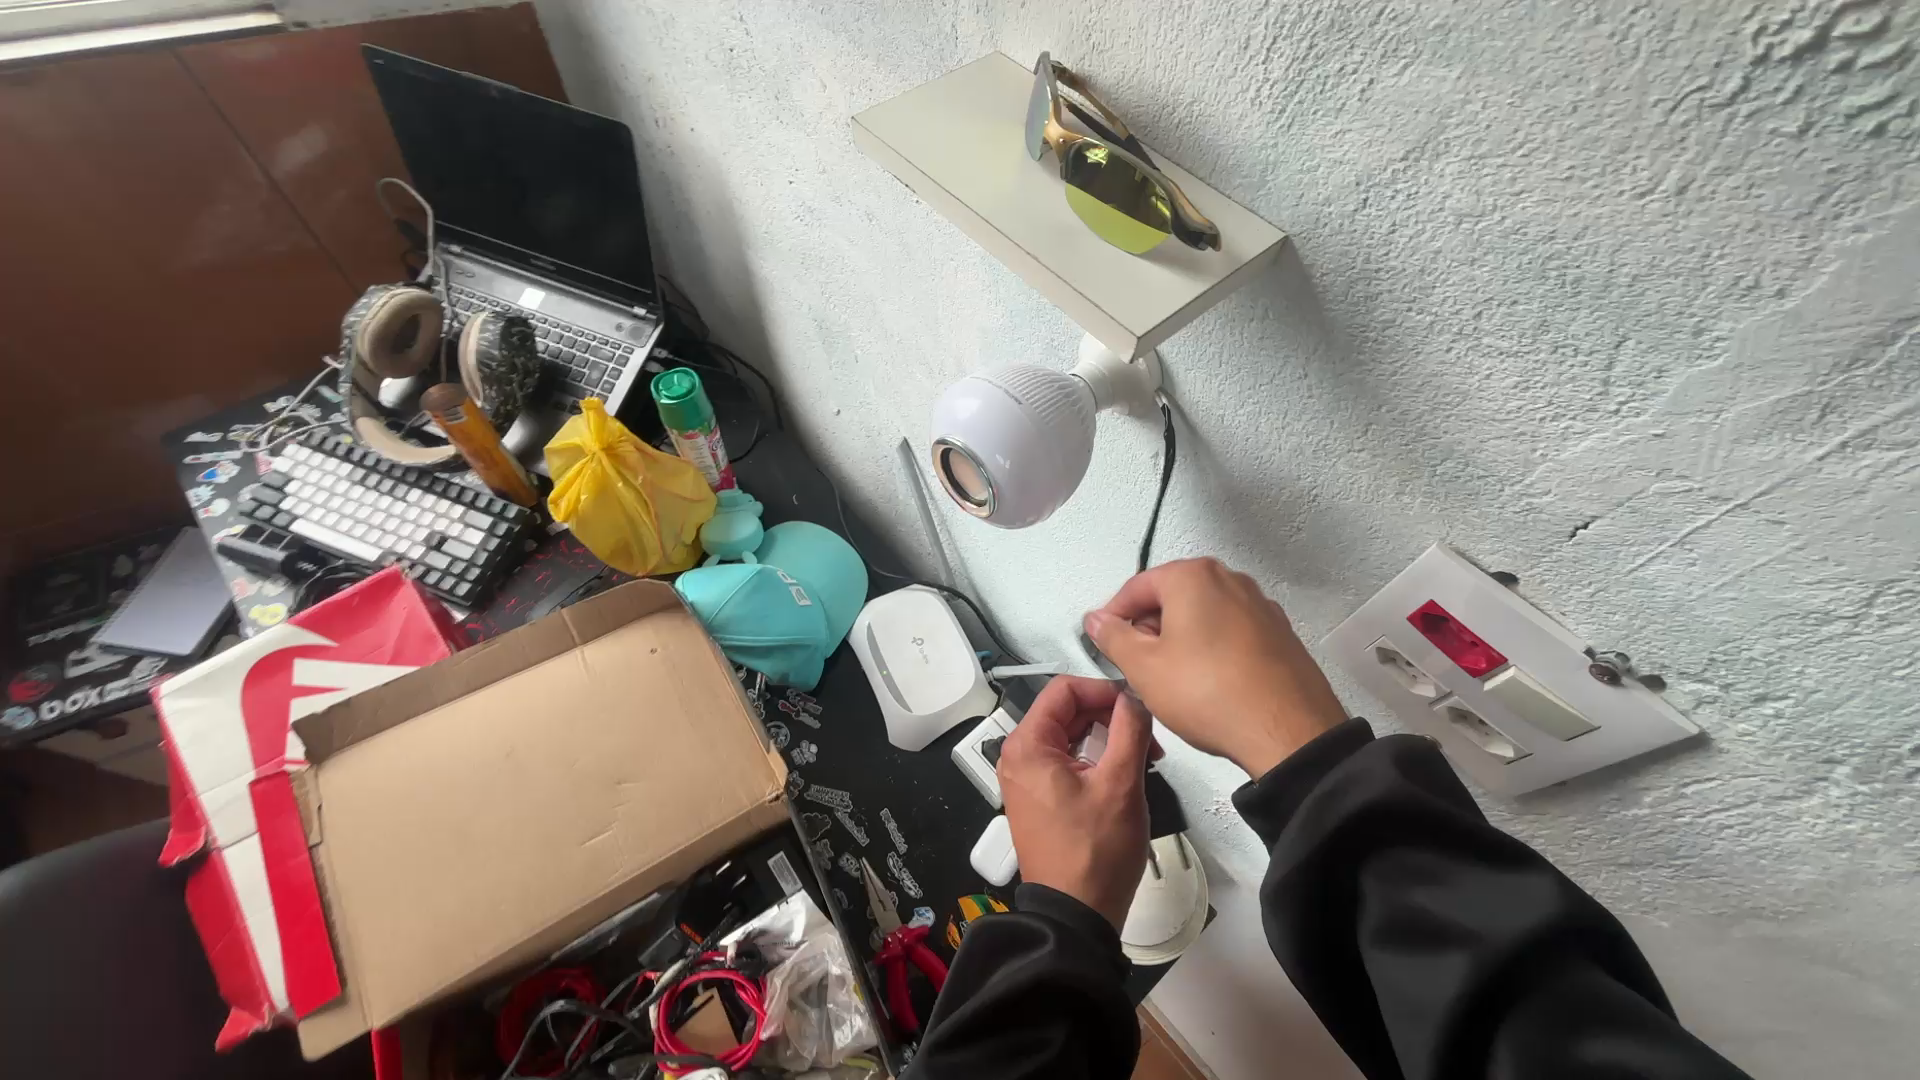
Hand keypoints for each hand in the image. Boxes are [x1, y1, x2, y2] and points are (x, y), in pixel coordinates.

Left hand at [997, 676, 1152, 928]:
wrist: (1075, 915)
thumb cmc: (1096, 850)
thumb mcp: (1119, 783)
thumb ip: (1129, 729)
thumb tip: (1133, 697)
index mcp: (1027, 744)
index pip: (1064, 689)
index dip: (1104, 690)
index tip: (1138, 708)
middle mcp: (1019, 755)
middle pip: (1067, 711)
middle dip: (1110, 717)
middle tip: (1150, 742)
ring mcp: (1026, 778)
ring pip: (1071, 736)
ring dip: (1108, 739)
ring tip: (1145, 761)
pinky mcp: (1039, 797)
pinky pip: (1068, 761)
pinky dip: (1097, 760)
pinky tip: (1124, 776)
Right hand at [1084, 557, 1347, 778]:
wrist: (1288, 733)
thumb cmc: (1210, 693)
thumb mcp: (1143, 667)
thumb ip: (1112, 637)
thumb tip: (1097, 620)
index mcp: (1193, 576)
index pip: (1135, 588)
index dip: (1113, 617)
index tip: (1104, 643)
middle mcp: (1230, 579)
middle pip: (1171, 597)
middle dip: (1149, 628)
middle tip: (1137, 665)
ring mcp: (1260, 605)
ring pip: (1202, 614)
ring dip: (1180, 640)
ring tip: (1172, 679)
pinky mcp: (1280, 633)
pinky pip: (1231, 632)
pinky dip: (1212, 649)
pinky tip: (1208, 684)